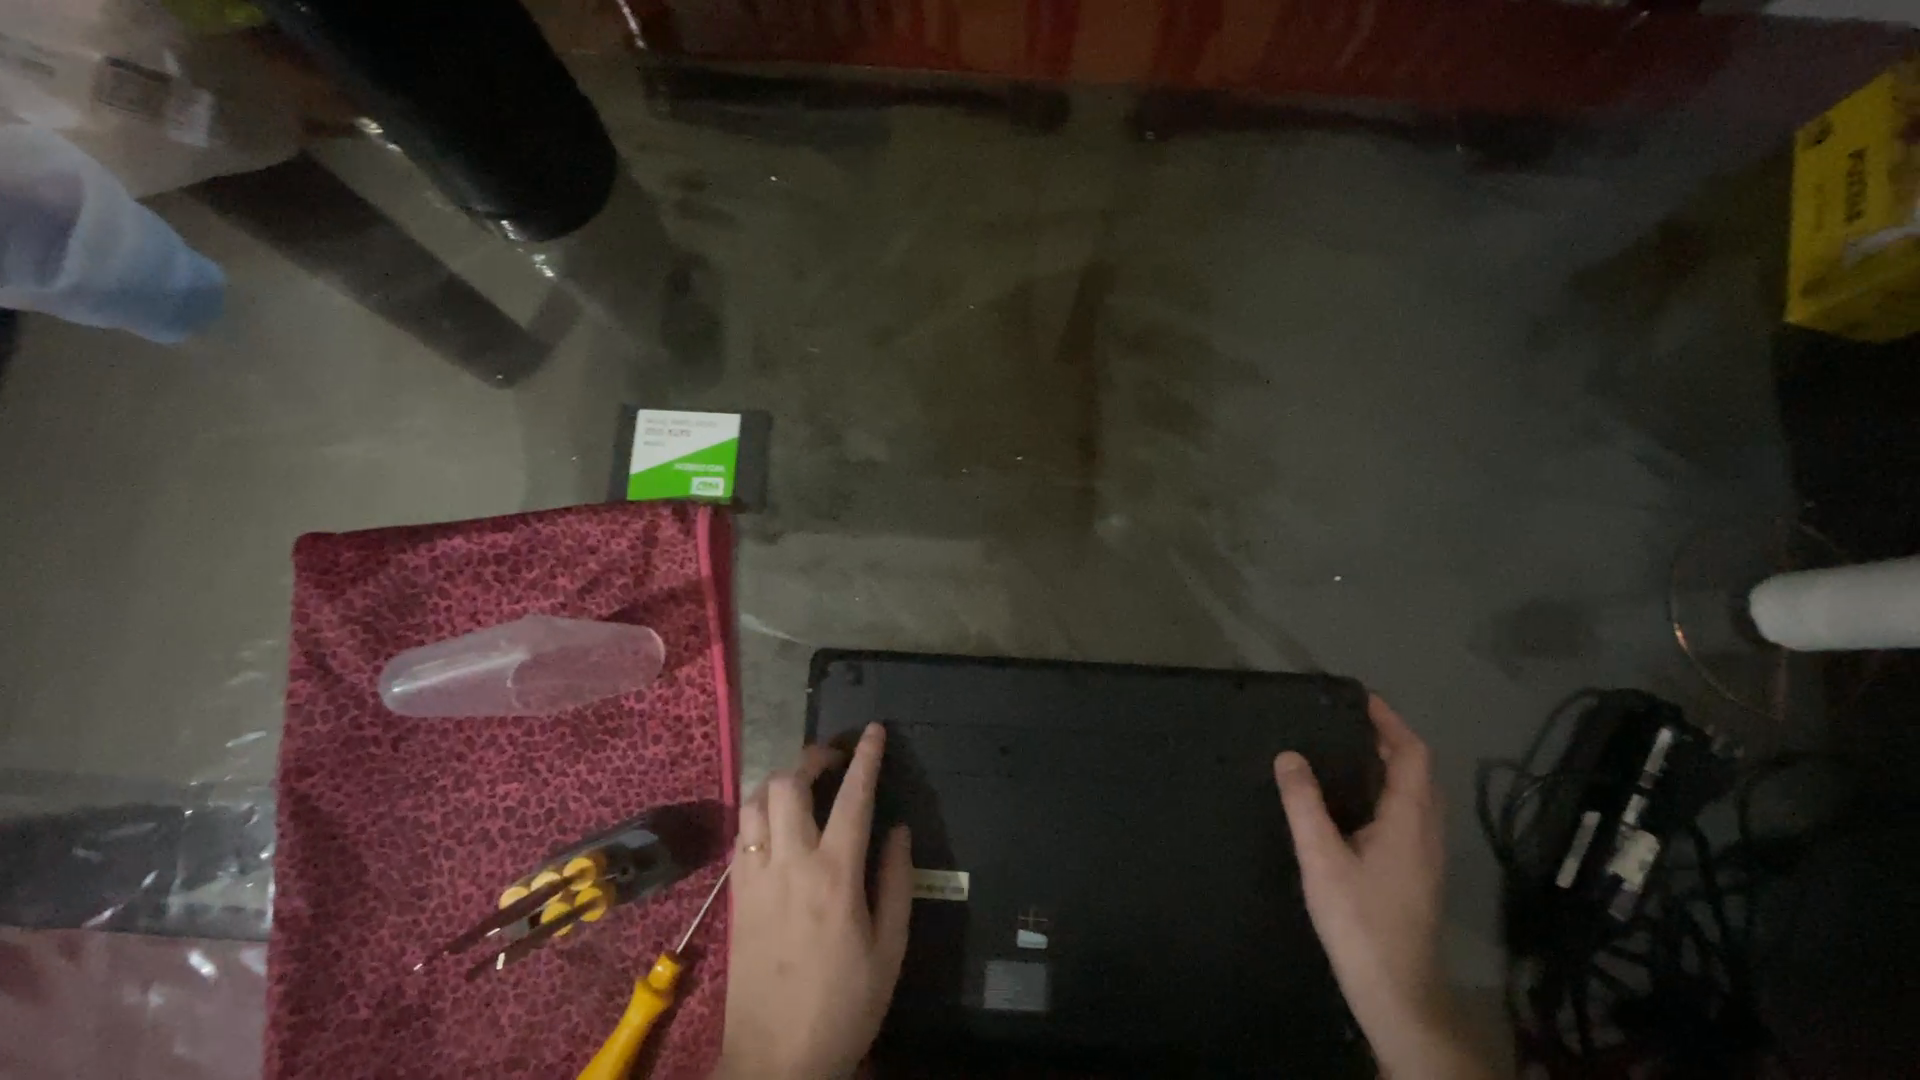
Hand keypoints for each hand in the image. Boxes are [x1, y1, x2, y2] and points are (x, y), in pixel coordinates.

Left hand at [714, 723, 911, 1079]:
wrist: (775, 1060)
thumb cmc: (845, 1005)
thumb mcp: (890, 950)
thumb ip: (895, 882)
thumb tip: (898, 829)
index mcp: (835, 875)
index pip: (852, 797)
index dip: (866, 757)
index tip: (874, 731)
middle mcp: (790, 863)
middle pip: (788, 784)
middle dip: (812, 757)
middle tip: (834, 758)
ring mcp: (754, 877)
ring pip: (754, 801)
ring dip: (778, 781)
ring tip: (802, 786)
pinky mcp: (734, 895)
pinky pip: (740, 834)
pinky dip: (758, 813)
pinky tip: (774, 825)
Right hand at [1274, 695, 1474, 1076]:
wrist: (1396, 990)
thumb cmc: (1360, 920)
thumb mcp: (1321, 859)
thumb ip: (1304, 804)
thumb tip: (1288, 755)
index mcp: (1409, 819)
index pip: (1412, 754)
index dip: (1391, 723)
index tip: (1361, 700)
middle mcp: (1426, 831)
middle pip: (1419, 772)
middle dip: (1390, 741)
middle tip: (1348, 724)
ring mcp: (1427, 856)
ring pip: (1418, 796)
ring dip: (1392, 768)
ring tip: (1349, 756)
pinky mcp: (1419, 875)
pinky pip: (1410, 816)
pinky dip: (1390, 794)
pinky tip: (1356, 808)